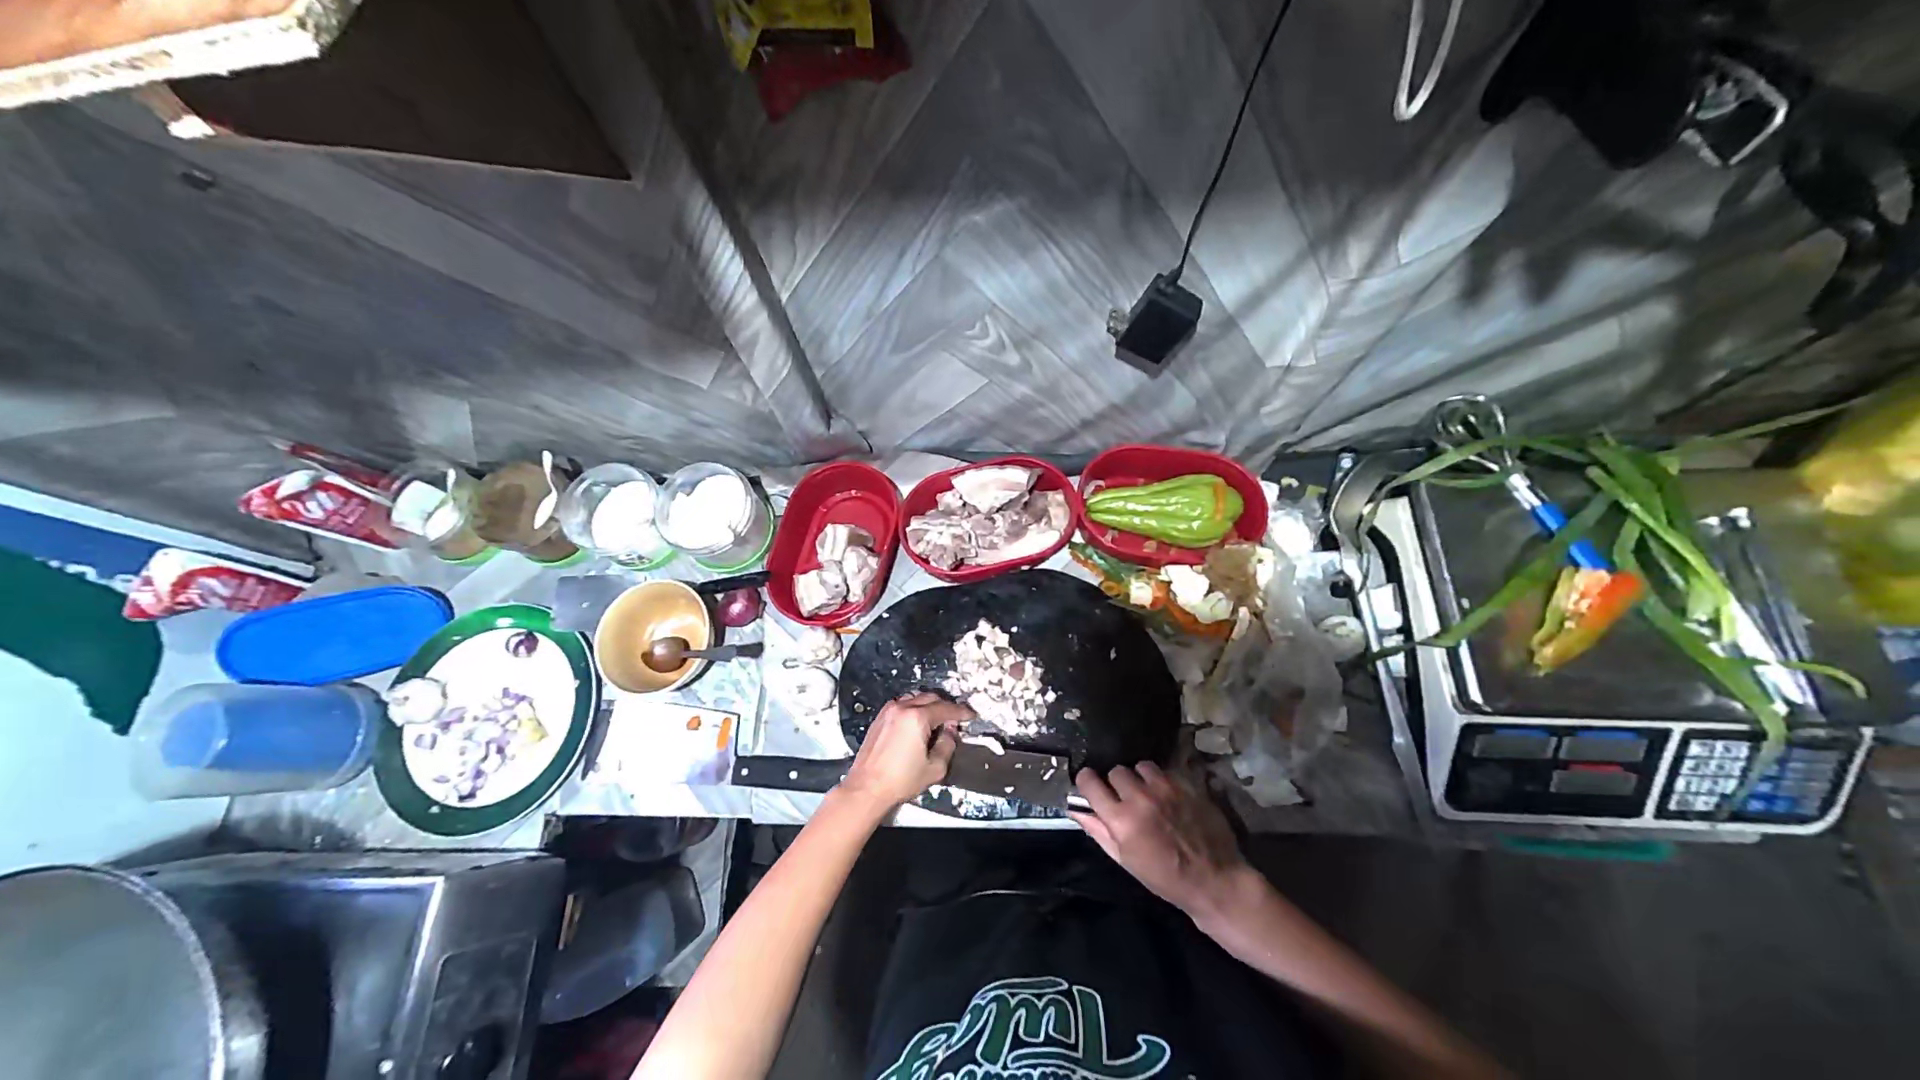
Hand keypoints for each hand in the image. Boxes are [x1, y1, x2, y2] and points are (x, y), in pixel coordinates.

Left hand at [839, 692, 963, 812]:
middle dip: (946, 706)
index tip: (970, 715)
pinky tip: (918, 724)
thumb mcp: (934, 768)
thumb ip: (947, 745)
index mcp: (917, 718)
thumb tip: (950, 733)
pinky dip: (914, 709)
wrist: (866, 788)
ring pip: (915, 698)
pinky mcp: (879, 719)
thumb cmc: (898, 781)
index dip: (961, 712)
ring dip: (929, 705)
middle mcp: (901, 709)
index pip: (946, 708)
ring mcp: (888, 712)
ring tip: (937, 721)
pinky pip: (902, 705)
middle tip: (955, 719)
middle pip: (930, 698)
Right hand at [1070, 762, 1259, 920]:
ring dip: (1140, 778)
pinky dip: (1162, 781)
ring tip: (1148, 794)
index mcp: (1121, 820)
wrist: (1213, 880)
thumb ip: (1097, 829)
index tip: (1090, 786)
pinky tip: (1168, 797)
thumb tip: (1075, 808)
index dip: (1086, 782)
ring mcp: (1165, 789)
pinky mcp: (1187, 786)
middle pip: (1116, 771)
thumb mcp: (1124, 859)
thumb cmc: (1164, 877)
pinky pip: (1165, 771)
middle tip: (1125, 799)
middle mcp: (1140, 798)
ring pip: (1140, 766)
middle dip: (1116, 783)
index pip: (1089, 782)